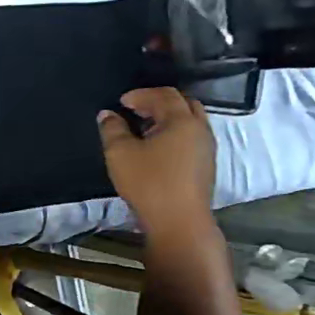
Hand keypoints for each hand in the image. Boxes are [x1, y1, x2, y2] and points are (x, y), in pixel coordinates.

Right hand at [97, 87, 216, 234]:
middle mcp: (200, 129)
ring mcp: (207, 148)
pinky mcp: (205, 164)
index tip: (121, 101)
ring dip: (167, 118)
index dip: (141, 94)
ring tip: (143, 128)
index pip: (164, 95)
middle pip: (183, 104)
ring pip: (189, 121)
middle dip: (158, 102)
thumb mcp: (120, 153)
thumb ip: (112, 129)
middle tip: (135, 109)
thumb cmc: (148, 182)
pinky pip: (190, 137)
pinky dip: (173, 133)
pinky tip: (156, 147)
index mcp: (182, 121)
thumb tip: (108, 114)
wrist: (178, 220)